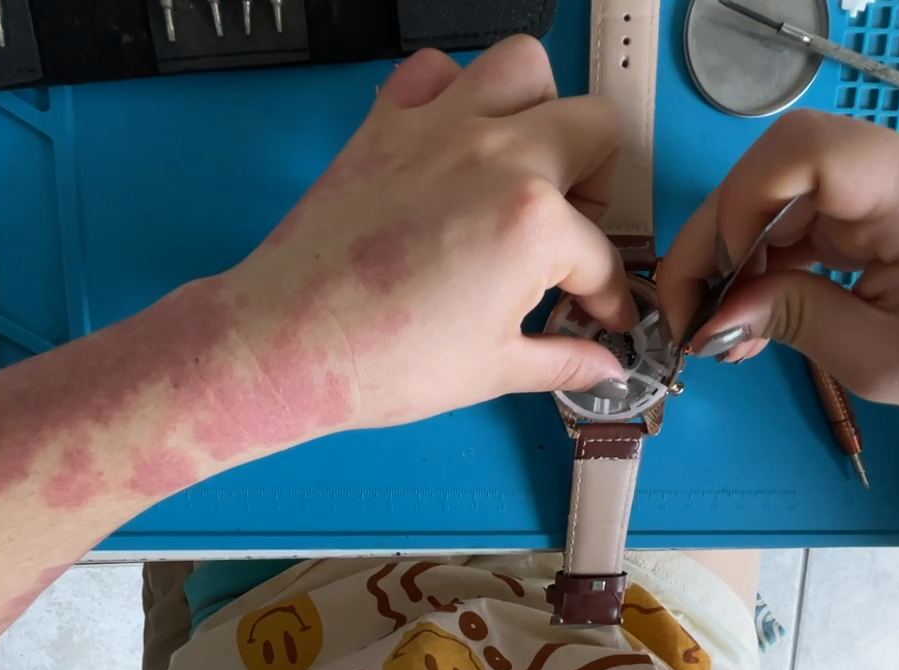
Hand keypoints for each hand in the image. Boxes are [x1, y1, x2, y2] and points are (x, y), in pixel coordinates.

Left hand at [218, 36, 636, 432]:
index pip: (600, 255)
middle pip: (593, 131)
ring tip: (525, 170)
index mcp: (534, 223)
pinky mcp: (386, 126)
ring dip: (541, 112)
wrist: (289, 346)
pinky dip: (456, 92)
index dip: (609, 295)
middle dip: (599, 187)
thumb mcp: (493, 372)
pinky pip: (435, 71)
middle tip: (570, 237)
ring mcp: (439, 129)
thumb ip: (564, 362)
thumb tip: (605, 369)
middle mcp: (497, 156)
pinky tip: (453, 144)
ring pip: (525, 70)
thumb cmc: (384, 364)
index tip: (603, 314)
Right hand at [655, 110, 898, 428]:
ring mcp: (898, 179)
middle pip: (774, 173)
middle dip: (717, 245)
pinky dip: (773, 266)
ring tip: (727, 335)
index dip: (734, 208)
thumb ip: (788, 322)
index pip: (798, 150)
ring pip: (782, 200)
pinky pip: (810, 221)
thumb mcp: (879, 359)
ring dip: (740, 263)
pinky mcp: (892, 203)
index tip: (718, 282)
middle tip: (692, 321)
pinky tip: (760, 317)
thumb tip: (706, 320)